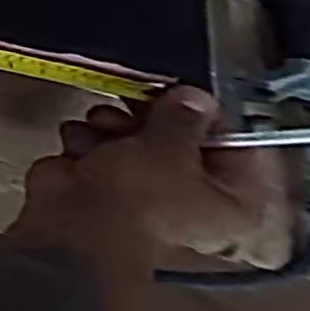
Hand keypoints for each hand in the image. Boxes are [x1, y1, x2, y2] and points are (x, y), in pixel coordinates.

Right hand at [18, 87, 291, 267]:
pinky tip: (80, 147)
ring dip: (111, 123)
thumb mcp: (169, 149)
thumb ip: (183, 118)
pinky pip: (97, 140)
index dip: (206, 115)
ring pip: (130, 132)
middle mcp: (190, 188)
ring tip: (101, 129)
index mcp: (231, 195)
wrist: (77, 219)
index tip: (181, 91)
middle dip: (148, 117)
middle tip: (134, 100)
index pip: (232, 143)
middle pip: (175, 135)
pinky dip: (86, 138)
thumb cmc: (138, 192)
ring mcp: (140, 179)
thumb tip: (196, 94)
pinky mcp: (98, 171)